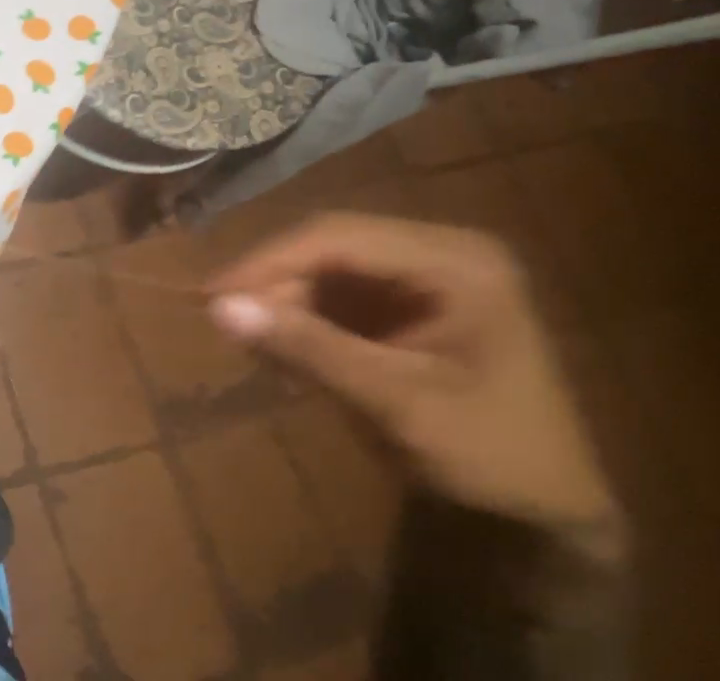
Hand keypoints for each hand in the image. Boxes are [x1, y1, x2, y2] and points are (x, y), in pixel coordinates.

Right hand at [205, 214, 619, 553]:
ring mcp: (425, 279)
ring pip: (324, 269)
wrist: (538, 513)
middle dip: (275, 284)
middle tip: (228, 325)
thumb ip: (308, 347)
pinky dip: (303, 320)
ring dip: (285, 303)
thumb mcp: (393, 400)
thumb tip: (217, 307)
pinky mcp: (405, 306)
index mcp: (458, 263)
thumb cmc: (484, 452)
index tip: (212, 296)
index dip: (269, 261)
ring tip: (256, 348)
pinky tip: (286, 355)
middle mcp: (441, 255)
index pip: (339, 237)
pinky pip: (334, 294)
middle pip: (329, 246)